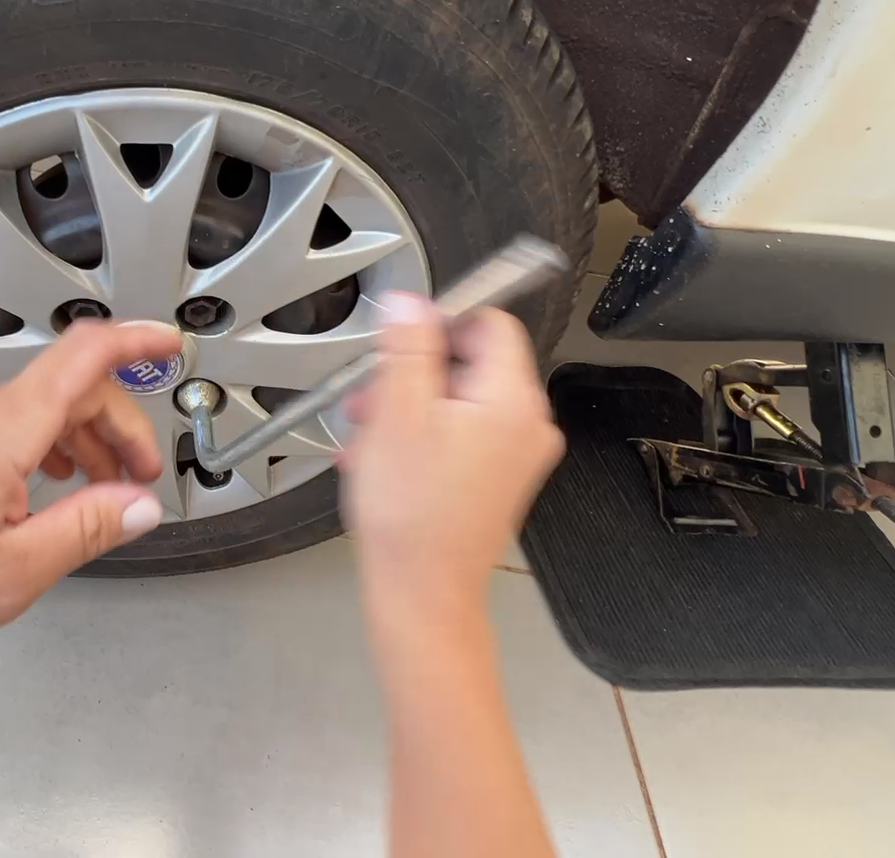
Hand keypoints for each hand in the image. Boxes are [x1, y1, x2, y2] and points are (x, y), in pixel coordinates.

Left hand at [0, 321, 180, 670]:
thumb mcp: (10, 572)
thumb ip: (88, 530)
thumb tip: (143, 506)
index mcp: (5, 429)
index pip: (86, 354)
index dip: (136, 339)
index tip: (172, 342)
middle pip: (76, 388)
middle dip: (123, 425)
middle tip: (143, 479)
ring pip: (46, 409)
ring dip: (88, 442)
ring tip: (104, 494)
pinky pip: (16, 428)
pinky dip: (52, 450)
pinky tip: (53, 491)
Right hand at [341, 293, 563, 608]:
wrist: (420, 593)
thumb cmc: (410, 516)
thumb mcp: (396, 413)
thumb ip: (406, 347)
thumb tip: (411, 302)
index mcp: (512, 401)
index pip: (489, 322)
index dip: (438, 323)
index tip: (398, 344)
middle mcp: (525, 425)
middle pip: (467, 360)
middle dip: (410, 371)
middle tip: (370, 398)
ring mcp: (512, 453)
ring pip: (455, 397)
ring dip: (406, 404)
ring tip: (369, 434)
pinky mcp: (495, 475)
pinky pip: (457, 431)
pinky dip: (418, 433)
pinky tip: (383, 457)